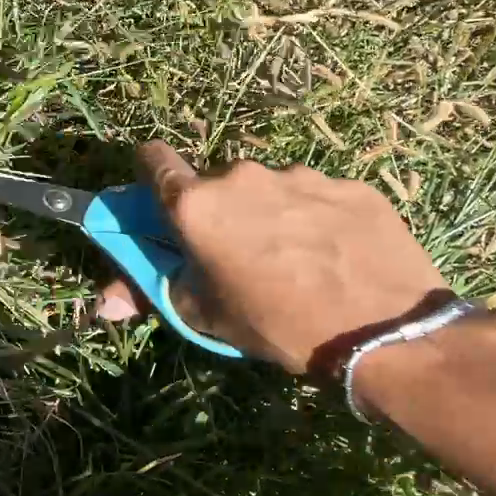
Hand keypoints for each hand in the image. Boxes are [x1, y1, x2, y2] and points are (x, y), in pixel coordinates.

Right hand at [104, 142, 448, 372]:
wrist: (392, 336)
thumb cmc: (279, 323)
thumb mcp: (204, 313)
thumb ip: (149, 293)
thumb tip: (103, 305)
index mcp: (194, 202)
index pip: (153, 158)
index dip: (153, 173)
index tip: (164, 198)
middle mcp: (240, 177)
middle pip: (216, 181)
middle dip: (222, 207)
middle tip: (239, 249)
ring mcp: (301, 178)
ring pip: (271, 188)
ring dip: (272, 211)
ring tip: (298, 256)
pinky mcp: (353, 188)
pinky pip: (321, 196)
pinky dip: (320, 217)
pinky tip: (338, 254)